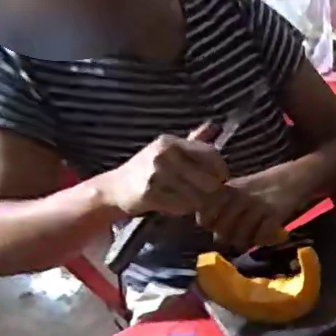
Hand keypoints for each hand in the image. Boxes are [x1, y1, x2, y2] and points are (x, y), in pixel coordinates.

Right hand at [100, 122, 228, 216]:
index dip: (221, 170)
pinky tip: (175, 205)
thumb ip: (193, 141)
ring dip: (197, 202)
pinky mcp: (151, 194)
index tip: (220, 179)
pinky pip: (183, 207)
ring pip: (198, 196)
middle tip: (204, 194)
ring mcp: (156, 174)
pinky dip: (183, 209)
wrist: (114, 188)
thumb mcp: (169, 150)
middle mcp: (164, 155)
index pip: (211, 155)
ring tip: (187, 199)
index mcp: (171, 143)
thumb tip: (214, 125)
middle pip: (210, 179)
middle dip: (211, 190)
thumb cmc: (148, 169)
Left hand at [197, 166, 307, 249]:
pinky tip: (263, 239)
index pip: (207, 212)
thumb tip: (210, 224)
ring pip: (240, 234)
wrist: (295, 177)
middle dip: (226, 238)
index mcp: (229, 189)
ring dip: (243, 243)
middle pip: (222, 228)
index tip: (215, 228)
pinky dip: (261, 241)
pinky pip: (261, 234)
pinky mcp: (274, 213)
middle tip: (233, 240)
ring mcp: (257, 205)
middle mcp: (239, 197)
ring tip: (248, 243)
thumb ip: (225, 200)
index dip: (209, 224)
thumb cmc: (267, 183)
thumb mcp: (241, 187)